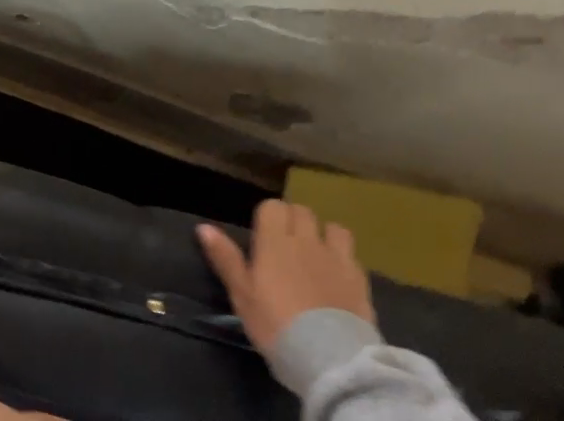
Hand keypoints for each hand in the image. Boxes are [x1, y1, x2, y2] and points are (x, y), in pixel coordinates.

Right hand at [196, 199, 374, 352]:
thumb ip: (225, 258)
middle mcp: (307, 241)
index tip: (262, 236)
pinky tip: (337, 276)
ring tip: (316, 255)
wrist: (328, 357)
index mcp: (275, 241)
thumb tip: (203, 227)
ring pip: (334, 228)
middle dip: (294, 220)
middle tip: (285, 244)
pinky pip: (353, 255)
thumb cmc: (276, 324)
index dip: (268, 216)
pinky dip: (344, 258)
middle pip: (302, 211)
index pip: (273, 206)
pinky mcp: (360, 279)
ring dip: (324, 234)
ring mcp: (337, 259)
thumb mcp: (242, 294)